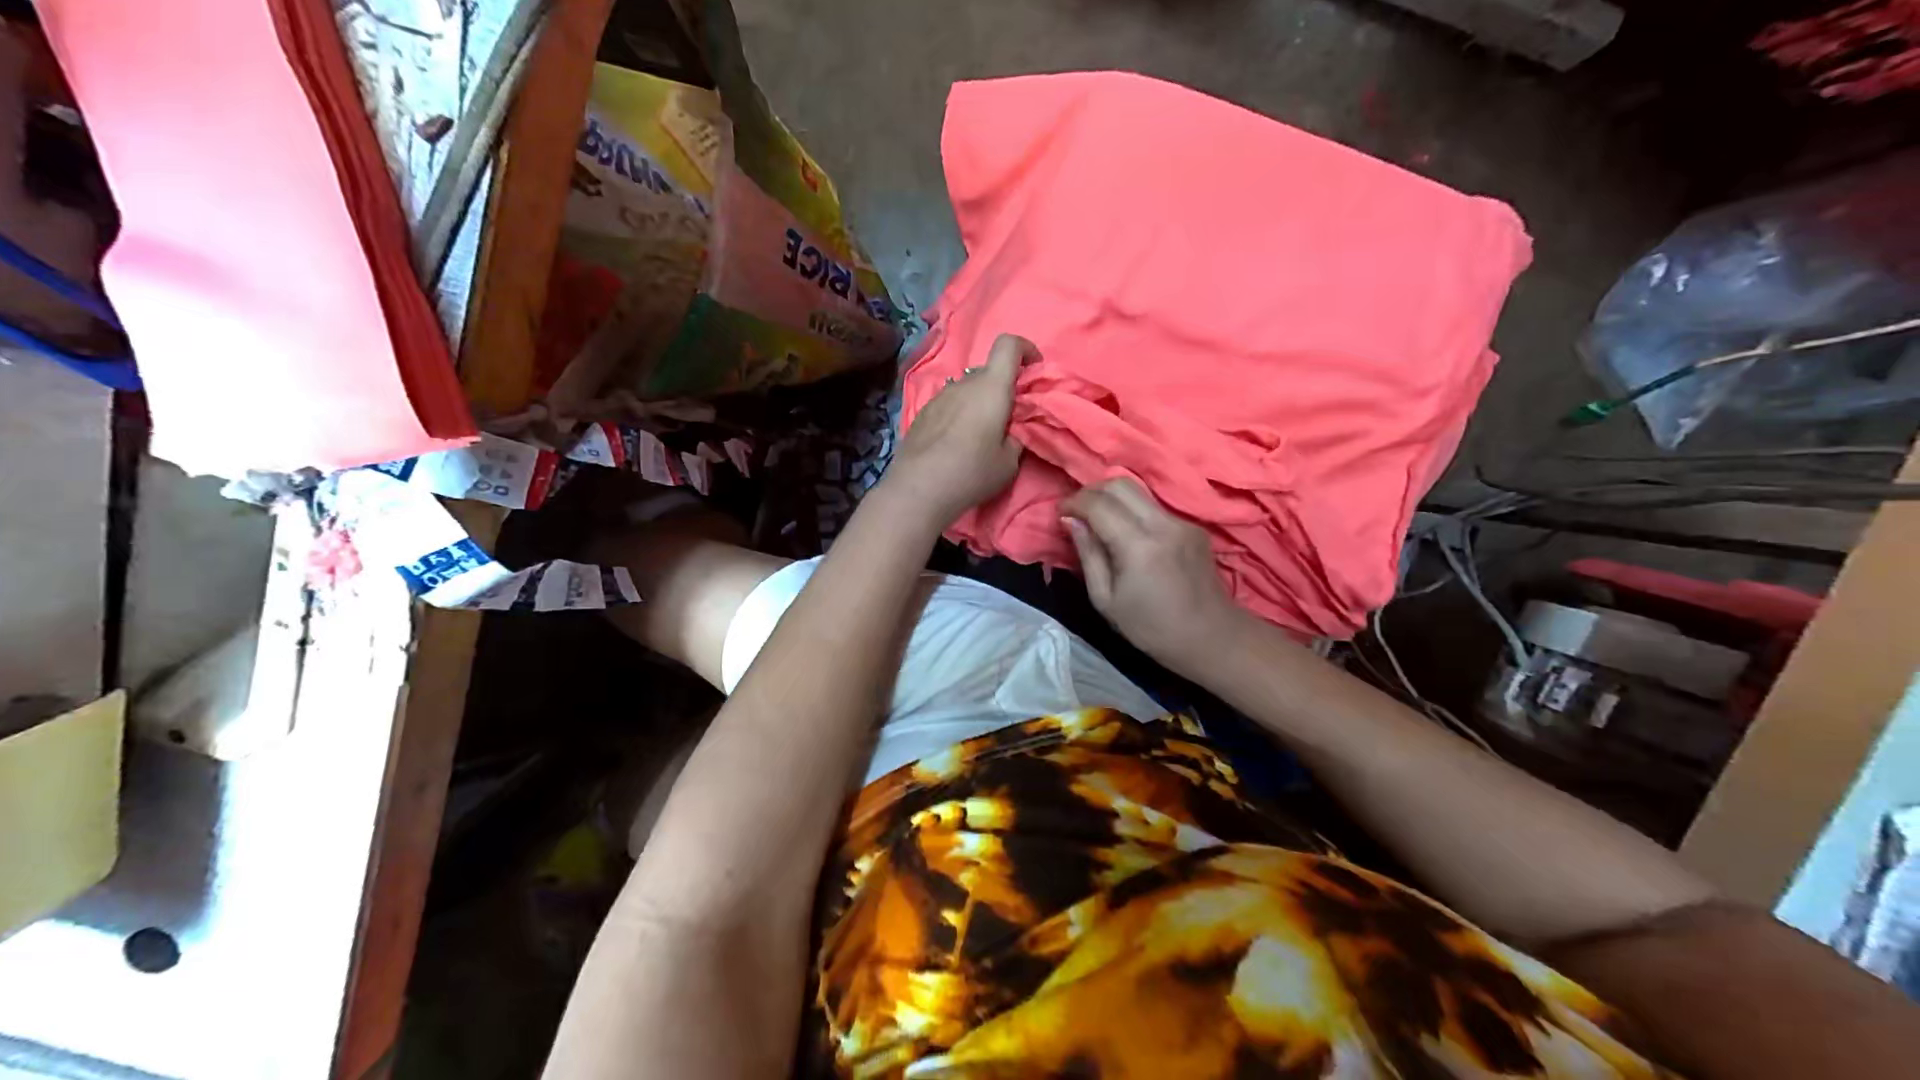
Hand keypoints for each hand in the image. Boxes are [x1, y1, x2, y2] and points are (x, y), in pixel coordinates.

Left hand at [886, 334, 1031, 524]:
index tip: (1034, 368)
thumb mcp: (1008, 463)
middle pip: (988, 371)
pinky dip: (959, 413)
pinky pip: (949, 404)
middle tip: (1009, 417)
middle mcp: (963, 384)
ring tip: (980, 433)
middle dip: (1003, 387)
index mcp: (991, 388)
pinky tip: (955, 442)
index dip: (1025, 349)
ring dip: (979, 402)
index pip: (1009, 345)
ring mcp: (939, 396)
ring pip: (967, 389)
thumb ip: (1016, 438)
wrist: (917, 490)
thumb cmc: (971, 473)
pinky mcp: (922, 413)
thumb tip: (1012, 430)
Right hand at [1061, 477, 1245, 673]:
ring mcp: (1182, 522)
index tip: (1060, 513)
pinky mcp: (1192, 526)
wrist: (1211, 637)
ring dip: (1111, 497)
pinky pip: (1154, 506)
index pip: (1098, 504)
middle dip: (1091, 491)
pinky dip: (1131, 509)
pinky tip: (1125, 531)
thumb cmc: (1151, 628)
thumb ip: (1088, 554)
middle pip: (1119, 484)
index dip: (1074, 502)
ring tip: (1096, 518)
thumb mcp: (1105, 599)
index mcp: (1139, 546)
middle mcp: (1163, 524)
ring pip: (1138, 490)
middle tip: (1076, 511)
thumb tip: (1070, 520)